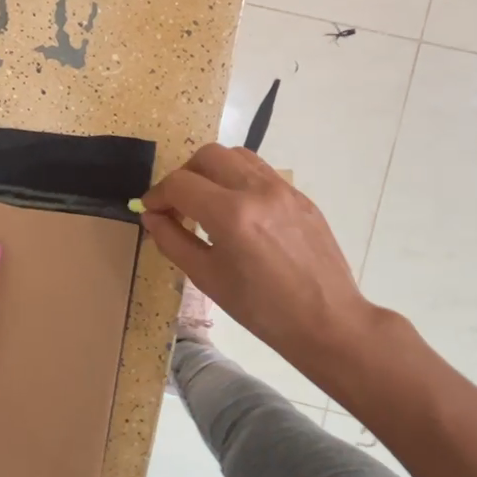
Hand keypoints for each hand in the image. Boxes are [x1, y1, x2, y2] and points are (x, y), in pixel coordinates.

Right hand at [140, 146, 382, 379]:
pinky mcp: (300, 197)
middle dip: (183, 176)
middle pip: (207, 156)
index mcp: (231, 214)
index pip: (180, 184)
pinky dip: (238, 180)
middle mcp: (257, 190)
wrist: (327, 321)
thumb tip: (151, 216)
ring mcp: (283, 189)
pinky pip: (260, 172)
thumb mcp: (206, 277)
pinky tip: (237, 211)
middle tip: (177, 205)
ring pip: (236, 156)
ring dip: (212, 171)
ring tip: (206, 202)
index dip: (157, 195)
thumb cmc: (260, 308)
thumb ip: (172, 240)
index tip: (150, 211)